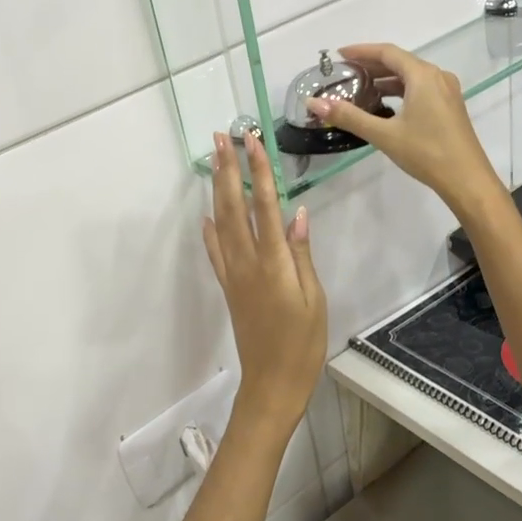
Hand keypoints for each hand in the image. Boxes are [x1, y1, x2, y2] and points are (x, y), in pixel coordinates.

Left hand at [203, 130, 326, 435]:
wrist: (272, 383)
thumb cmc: (303, 344)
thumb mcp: (314, 298)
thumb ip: (301, 254)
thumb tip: (296, 213)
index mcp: (273, 263)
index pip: (264, 205)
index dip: (258, 171)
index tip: (252, 140)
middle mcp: (247, 262)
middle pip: (234, 206)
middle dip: (228, 169)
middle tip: (222, 136)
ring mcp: (234, 275)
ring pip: (222, 223)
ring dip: (217, 189)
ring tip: (214, 160)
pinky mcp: (229, 289)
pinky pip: (215, 252)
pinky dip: (210, 230)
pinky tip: (207, 215)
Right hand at [308, 43, 500, 208]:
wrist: (467, 179)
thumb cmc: (426, 153)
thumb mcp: (384, 135)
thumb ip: (349, 116)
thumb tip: (314, 103)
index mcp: (423, 76)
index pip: (387, 53)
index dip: (361, 51)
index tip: (339, 55)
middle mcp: (437, 76)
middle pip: (400, 62)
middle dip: (372, 65)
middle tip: (346, 73)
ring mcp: (447, 91)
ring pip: (411, 76)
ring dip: (386, 79)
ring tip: (361, 89)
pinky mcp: (450, 106)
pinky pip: (421, 88)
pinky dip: (400, 90)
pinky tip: (386, 105)